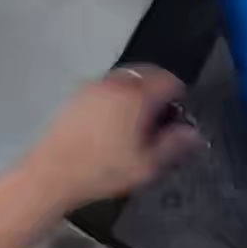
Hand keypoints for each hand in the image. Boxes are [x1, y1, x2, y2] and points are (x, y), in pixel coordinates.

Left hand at [17, 65, 201, 208]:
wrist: (52, 173)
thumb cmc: (103, 171)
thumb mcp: (146, 165)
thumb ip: (175, 145)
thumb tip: (195, 134)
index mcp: (136, 95)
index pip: (169, 80)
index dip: (179, 96)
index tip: (179, 117)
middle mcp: (114, 83)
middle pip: (147, 73)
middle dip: (159, 90)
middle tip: (161, 118)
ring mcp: (92, 86)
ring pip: (125, 78)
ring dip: (138, 91)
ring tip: (138, 121)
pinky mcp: (77, 95)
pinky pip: (106, 86)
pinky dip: (118, 95)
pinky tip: (114, 122)